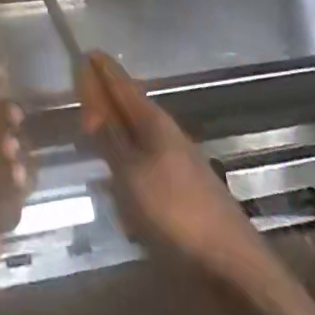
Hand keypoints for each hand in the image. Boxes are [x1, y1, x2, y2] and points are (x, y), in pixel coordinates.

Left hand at [0, 65, 29, 267]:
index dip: (1, 106)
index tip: (12, 110)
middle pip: (5, 132)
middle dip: (13, 135)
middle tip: (10, 142)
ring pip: (16, 160)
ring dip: (18, 162)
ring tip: (10, 172)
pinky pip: (19, 187)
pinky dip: (17, 187)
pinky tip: (11, 190)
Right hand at [82, 52, 268, 281]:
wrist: (228, 261)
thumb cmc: (175, 212)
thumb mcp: (132, 176)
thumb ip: (111, 142)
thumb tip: (91, 107)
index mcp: (155, 124)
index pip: (125, 87)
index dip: (106, 71)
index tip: (89, 53)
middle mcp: (167, 134)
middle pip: (132, 107)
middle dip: (110, 95)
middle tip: (86, 85)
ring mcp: (177, 161)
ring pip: (138, 133)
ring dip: (118, 125)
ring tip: (95, 122)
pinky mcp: (180, 188)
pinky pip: (144, 159)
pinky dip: (127, 155)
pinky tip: (117, 169)